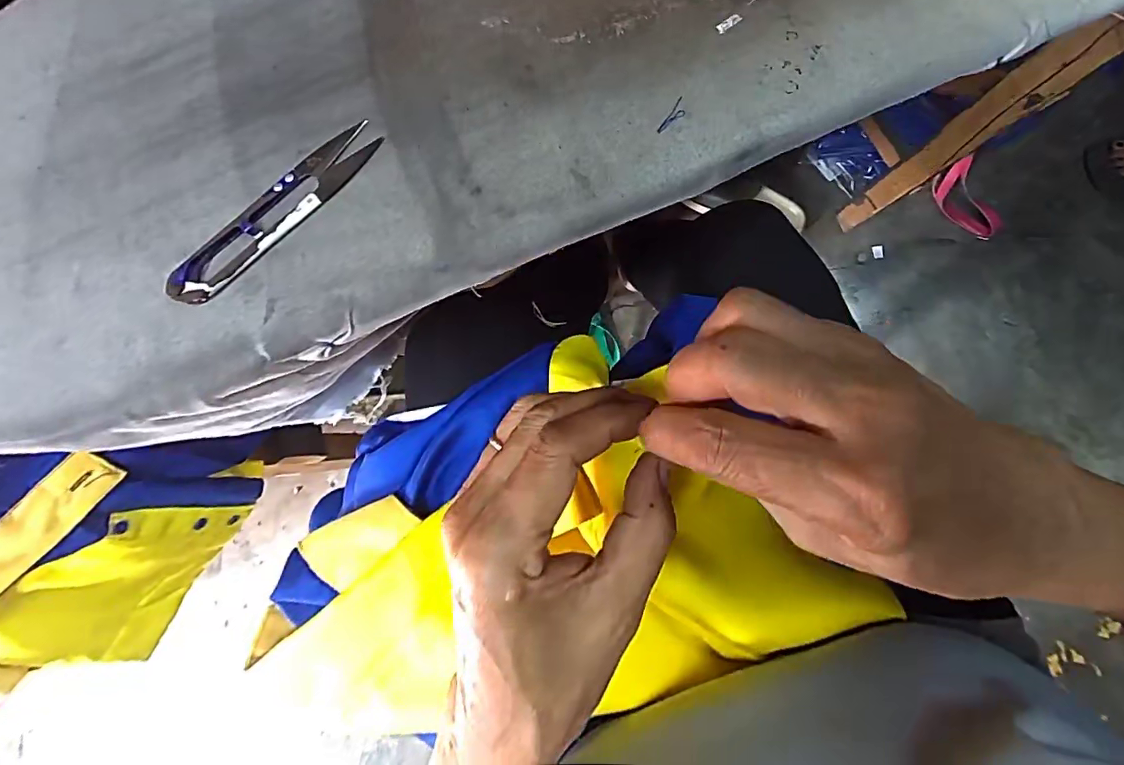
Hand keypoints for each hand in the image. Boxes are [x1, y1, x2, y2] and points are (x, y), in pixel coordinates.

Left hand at [436, 389, 673, 764]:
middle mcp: (469, 513)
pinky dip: (557, 422)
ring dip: (575, 405)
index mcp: (499, 540)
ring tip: (624, 413)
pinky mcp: (470, 508)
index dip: (609, 416)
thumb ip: (647, 524)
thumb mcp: (619, 604)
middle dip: (597, 402)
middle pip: (534, 421)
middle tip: (646, 406)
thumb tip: (661, 456)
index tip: (654, 413)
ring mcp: (462, 508)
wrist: (498, 720)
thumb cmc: (558, 673)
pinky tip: (591, 431)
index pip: (555, 443)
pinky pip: (513, 440)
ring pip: (518, 421)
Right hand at [638, 289, 1085, 600]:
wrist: (1010, 496)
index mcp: (850, 484)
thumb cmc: (932, 546)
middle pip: (734, 353)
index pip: (727, 439)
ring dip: (712, 340)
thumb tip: (702, 441)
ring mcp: (862, 360)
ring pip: (753, 311)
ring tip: (712, 379)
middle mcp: (855, 407)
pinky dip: (748, 334)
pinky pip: (783, 316)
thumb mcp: (837, 549)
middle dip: (682, 372)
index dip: (668, 430)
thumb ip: (765, 489)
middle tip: (675, 402)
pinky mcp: (864, 339)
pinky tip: (754, 370)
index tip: (646, 430)